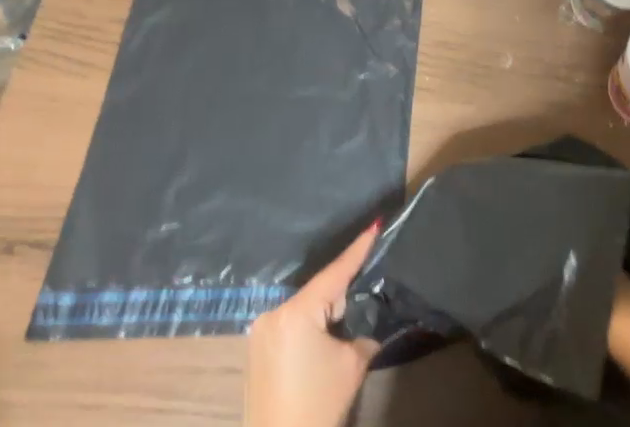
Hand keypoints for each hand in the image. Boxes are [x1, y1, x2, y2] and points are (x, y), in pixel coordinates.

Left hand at [245, 223, 380, 426]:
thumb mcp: (352, 363)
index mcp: (296, 313)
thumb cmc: (319, 404)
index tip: (375, 225)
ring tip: (346, 319)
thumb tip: (364, 325)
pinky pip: (290, 326)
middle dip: (341, 292)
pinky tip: (323, 340)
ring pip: (303, 310)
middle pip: (317, 291)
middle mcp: (272, 315)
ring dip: (324, 313)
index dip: (357, 250)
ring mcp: (259, 334)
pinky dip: (309, 327)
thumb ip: (362, 333)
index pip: (334, 273)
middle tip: (367, 288)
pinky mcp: (255, 353)